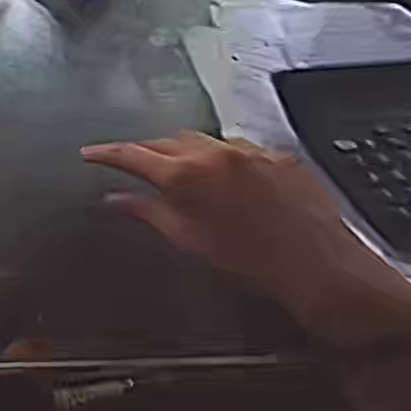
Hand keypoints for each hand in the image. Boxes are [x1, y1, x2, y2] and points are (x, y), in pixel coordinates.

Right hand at [82, 132, 410, 354]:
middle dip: (145, 152)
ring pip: (200, 139)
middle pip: (164, 141)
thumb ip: (147, 211)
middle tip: (132, 167)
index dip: (106, 153)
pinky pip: (235, 146)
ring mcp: (249, 151)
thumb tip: (116, 198)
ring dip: (182, 151)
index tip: (90, 154)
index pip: (132, 154)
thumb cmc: (249, 263)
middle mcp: (215, 153)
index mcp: (186, 175)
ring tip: (178, 173)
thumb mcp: (187, 240)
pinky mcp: (276, 155)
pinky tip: (222, 177)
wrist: (321, 270)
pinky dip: (218, 156)